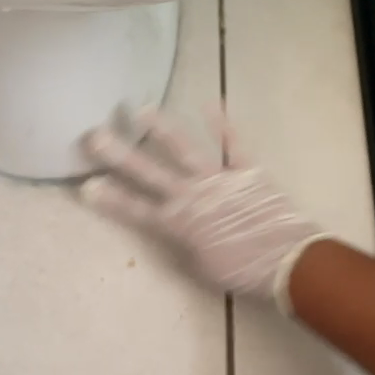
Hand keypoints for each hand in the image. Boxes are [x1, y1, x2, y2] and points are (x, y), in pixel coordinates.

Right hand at [80, 107, 328, 311]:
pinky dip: (223, 124)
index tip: (87, 186)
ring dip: (162, 129)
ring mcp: (219, 180)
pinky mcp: (247, 172)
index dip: (111, 199)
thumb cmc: (244, 273)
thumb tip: (182, 234)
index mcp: (179, 224)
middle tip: (95, 136)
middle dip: (120, 155)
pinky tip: (210, 102)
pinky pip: (234, 144)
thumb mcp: (204, 269)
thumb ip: (188, 247)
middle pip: (149, 173)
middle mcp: (191, 196)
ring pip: (184, 149)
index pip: (136, 210)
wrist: (287, 262)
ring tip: (142, 109)